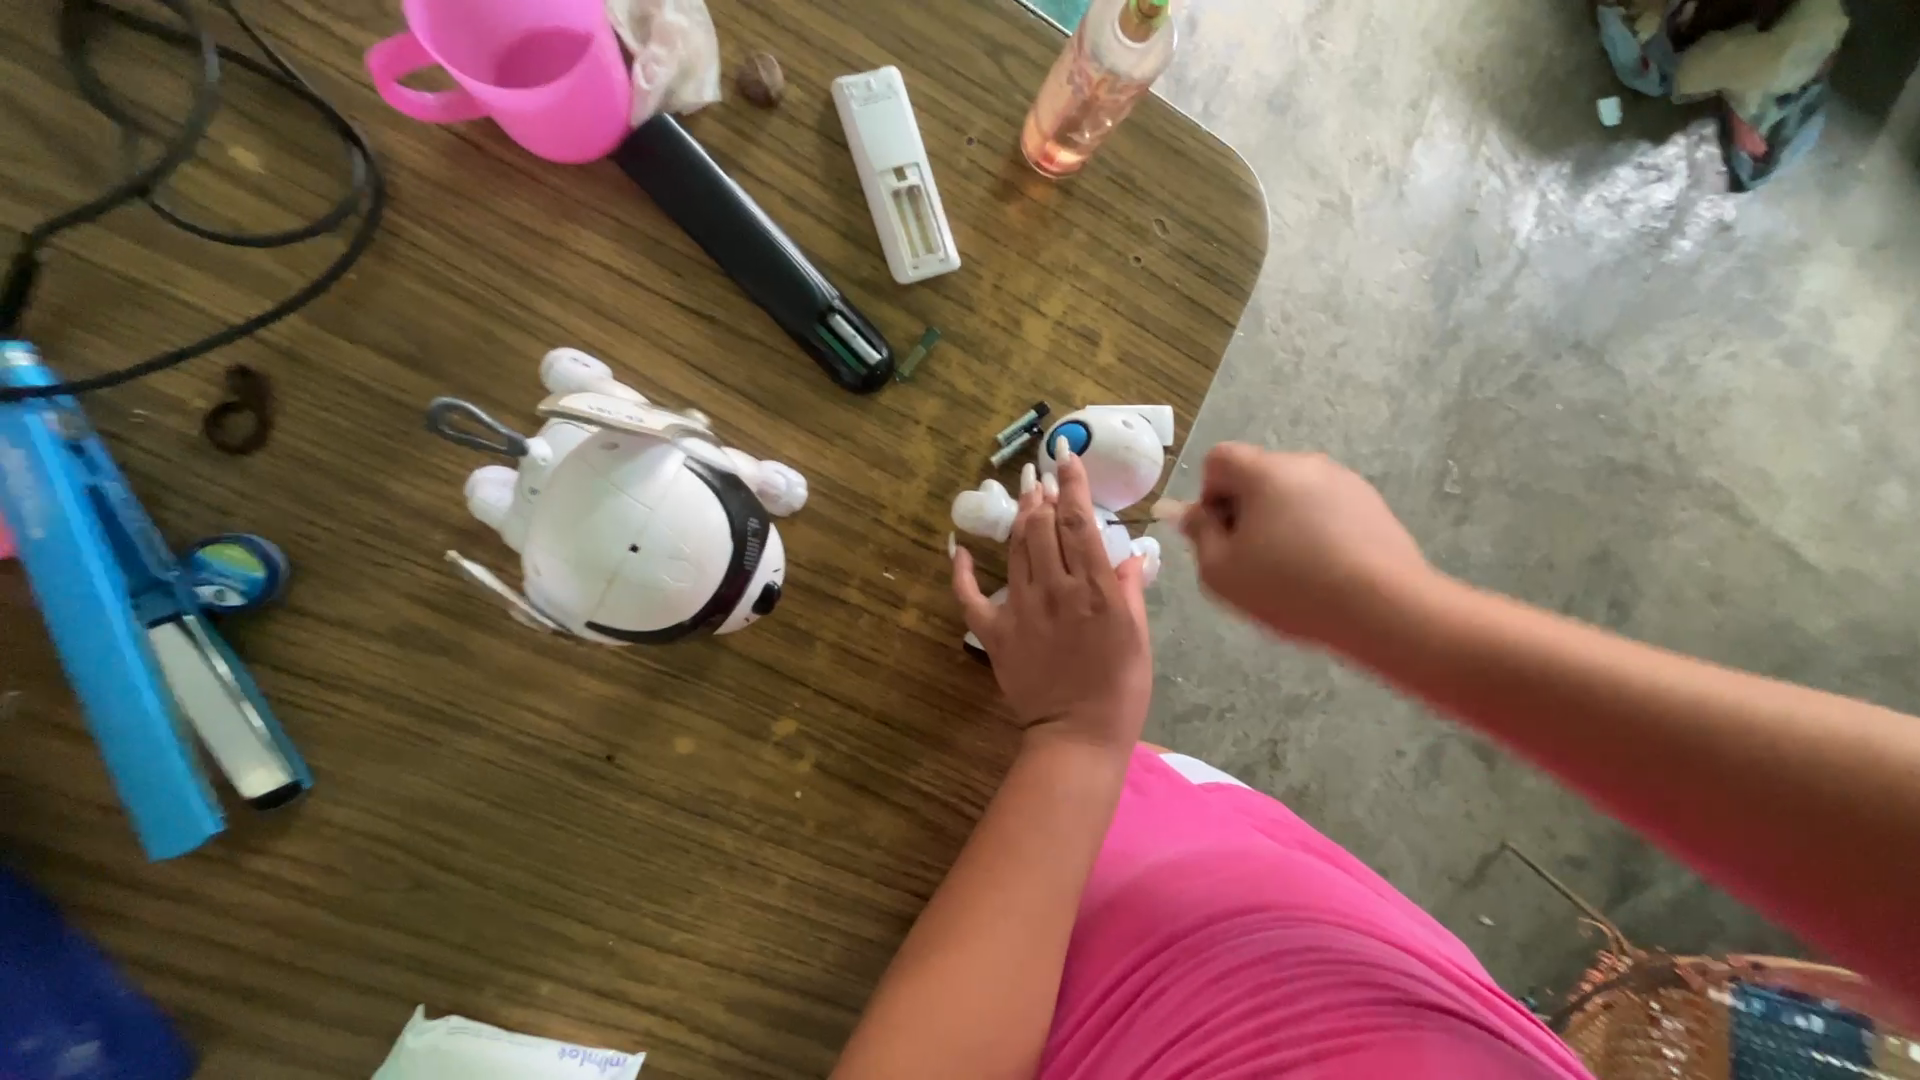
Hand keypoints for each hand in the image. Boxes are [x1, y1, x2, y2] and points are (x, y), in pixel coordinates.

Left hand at [952, 450, 1151, 751]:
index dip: (1072, 485)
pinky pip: (970, 596)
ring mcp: (1020, 609)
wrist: (1078, 735)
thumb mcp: (1138, 637)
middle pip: (1043, 527)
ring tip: (1024, 495)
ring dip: (1019, 517)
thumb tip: (1131, 553)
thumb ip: (1130, 590)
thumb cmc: (1120, 689)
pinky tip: (957, 548)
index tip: (1067, 458)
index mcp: (1094, 590)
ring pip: (1015, 549)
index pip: (1080, 522)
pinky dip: (961, 570)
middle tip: (1043, 475)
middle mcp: (1055, 589)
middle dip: (1042, 494)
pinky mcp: (995, 632)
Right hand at [1180, 444, 1433, 650]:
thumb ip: (1199, 535)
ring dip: (1281, 522)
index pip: (1218, 459)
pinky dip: (1315, 532)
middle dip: (1246, 511)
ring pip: (1293, 494)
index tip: (1221, 535)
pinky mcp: (1373, 505)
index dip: (1208, 495)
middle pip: (1258, 477)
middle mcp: (1305, 464)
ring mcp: (1345, 481)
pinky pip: (1326, 510)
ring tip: (1292, 571)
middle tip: (1251, 560)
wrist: (1384, 607)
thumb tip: (1192, 514)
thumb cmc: (1289, 587)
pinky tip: (1324, 571)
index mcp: (1264, 471)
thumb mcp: (1221, 571)